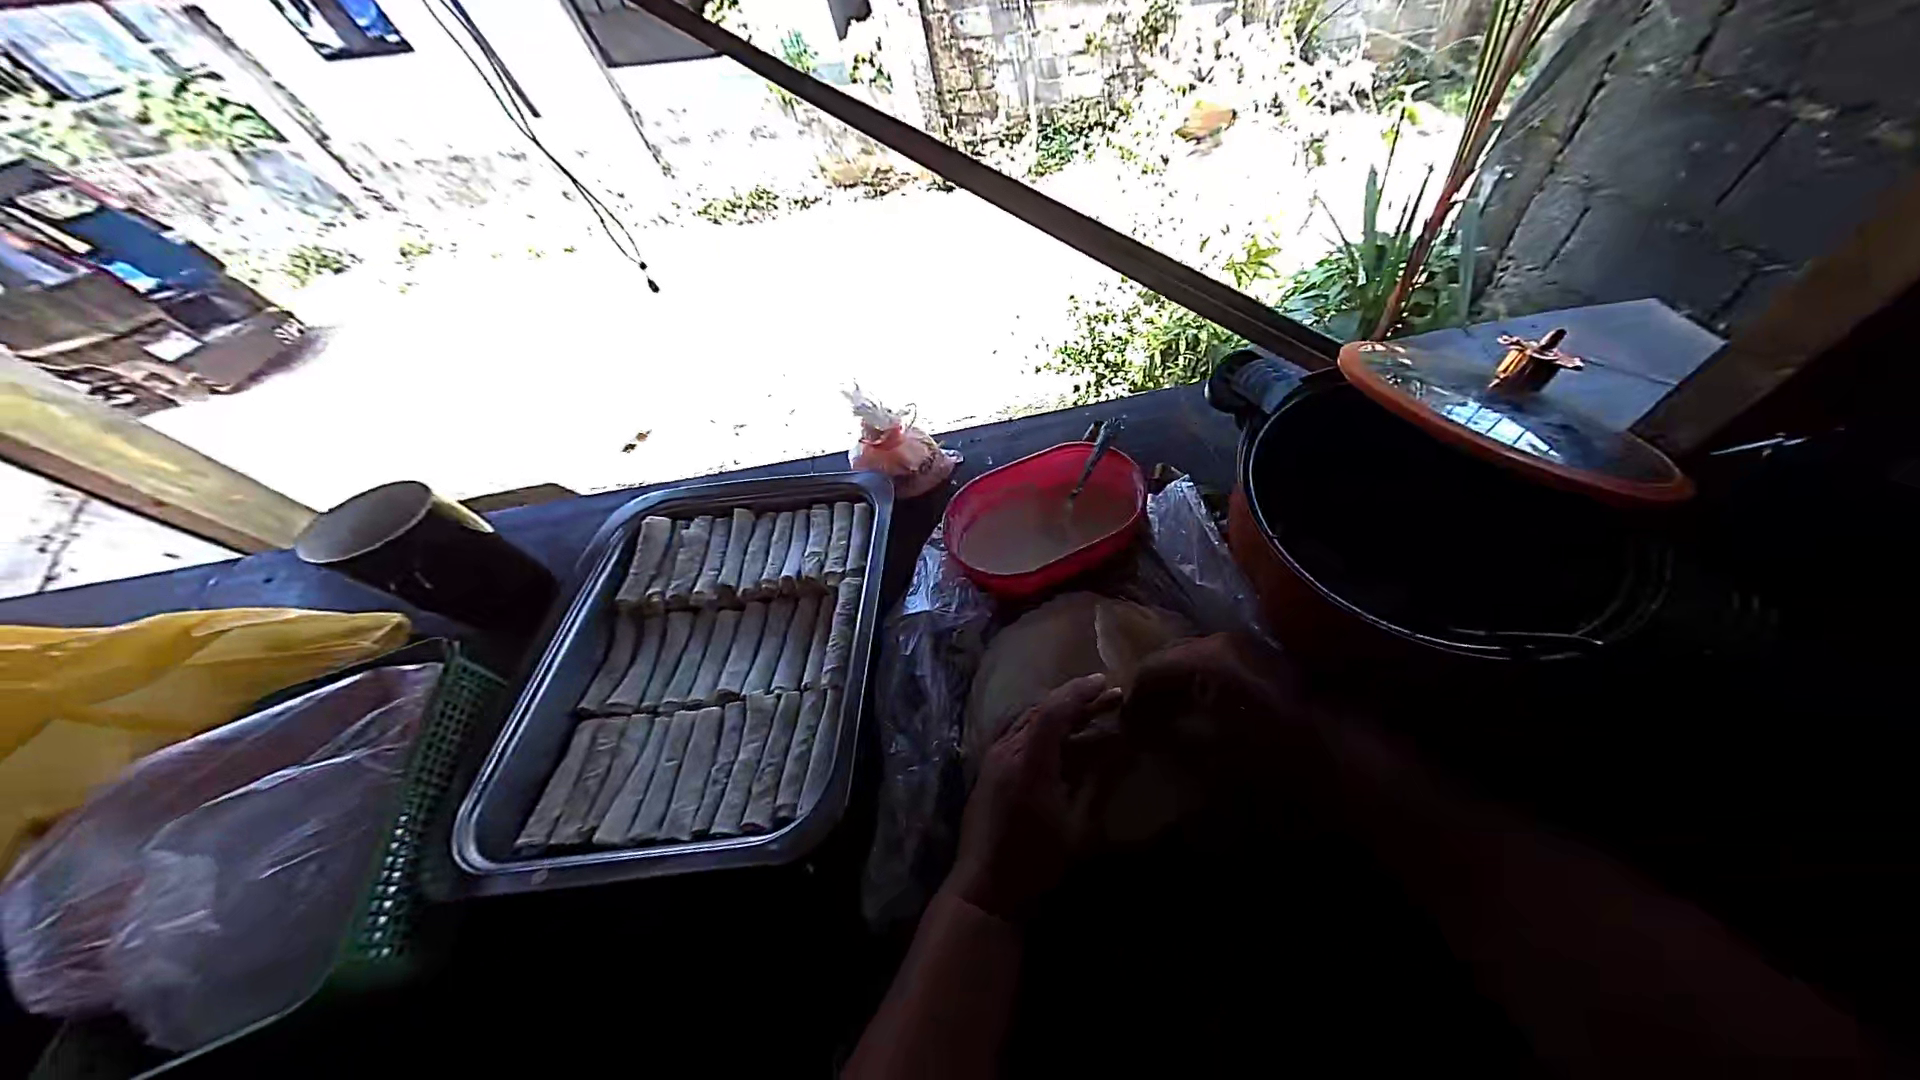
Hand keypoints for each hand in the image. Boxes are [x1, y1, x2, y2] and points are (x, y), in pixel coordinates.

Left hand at [945, 673, 1121, 922]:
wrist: (984, 888)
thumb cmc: (1036, 862)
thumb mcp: (1078, 827)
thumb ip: (1099, 783)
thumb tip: (1121, 751)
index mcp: (1028, 761)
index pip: (1054, 711)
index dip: (1080, 693)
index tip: (1105, 681)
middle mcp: (1006, 750)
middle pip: (1041, 710)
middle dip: (1075, 700)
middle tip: (1108, 695)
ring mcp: (993, 758)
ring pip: (1027, 720)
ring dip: (1057, 711)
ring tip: (1088, 711)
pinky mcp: (988, 769)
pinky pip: (1017, 734)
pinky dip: (1041, 726)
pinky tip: (1059, 735)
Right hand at [1121, 633, 1313, 773]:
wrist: (1340, 755)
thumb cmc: (1272, 754)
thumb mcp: (1210, 748)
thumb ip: (1167, 731)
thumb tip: (1139, 725)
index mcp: (1207, 658)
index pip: (1152, 668)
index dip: (1134, 695)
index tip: (1124, 720)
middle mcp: (1223, 641)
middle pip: (1170, 655)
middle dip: (1153, 685)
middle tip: (1141, 714)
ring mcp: (1244, 646)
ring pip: (1192, 657)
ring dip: (1175, 682)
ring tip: (1166, 711)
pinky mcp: (1260, 657)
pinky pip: (1214, 662)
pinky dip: (1197, 680)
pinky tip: (1196, 705)